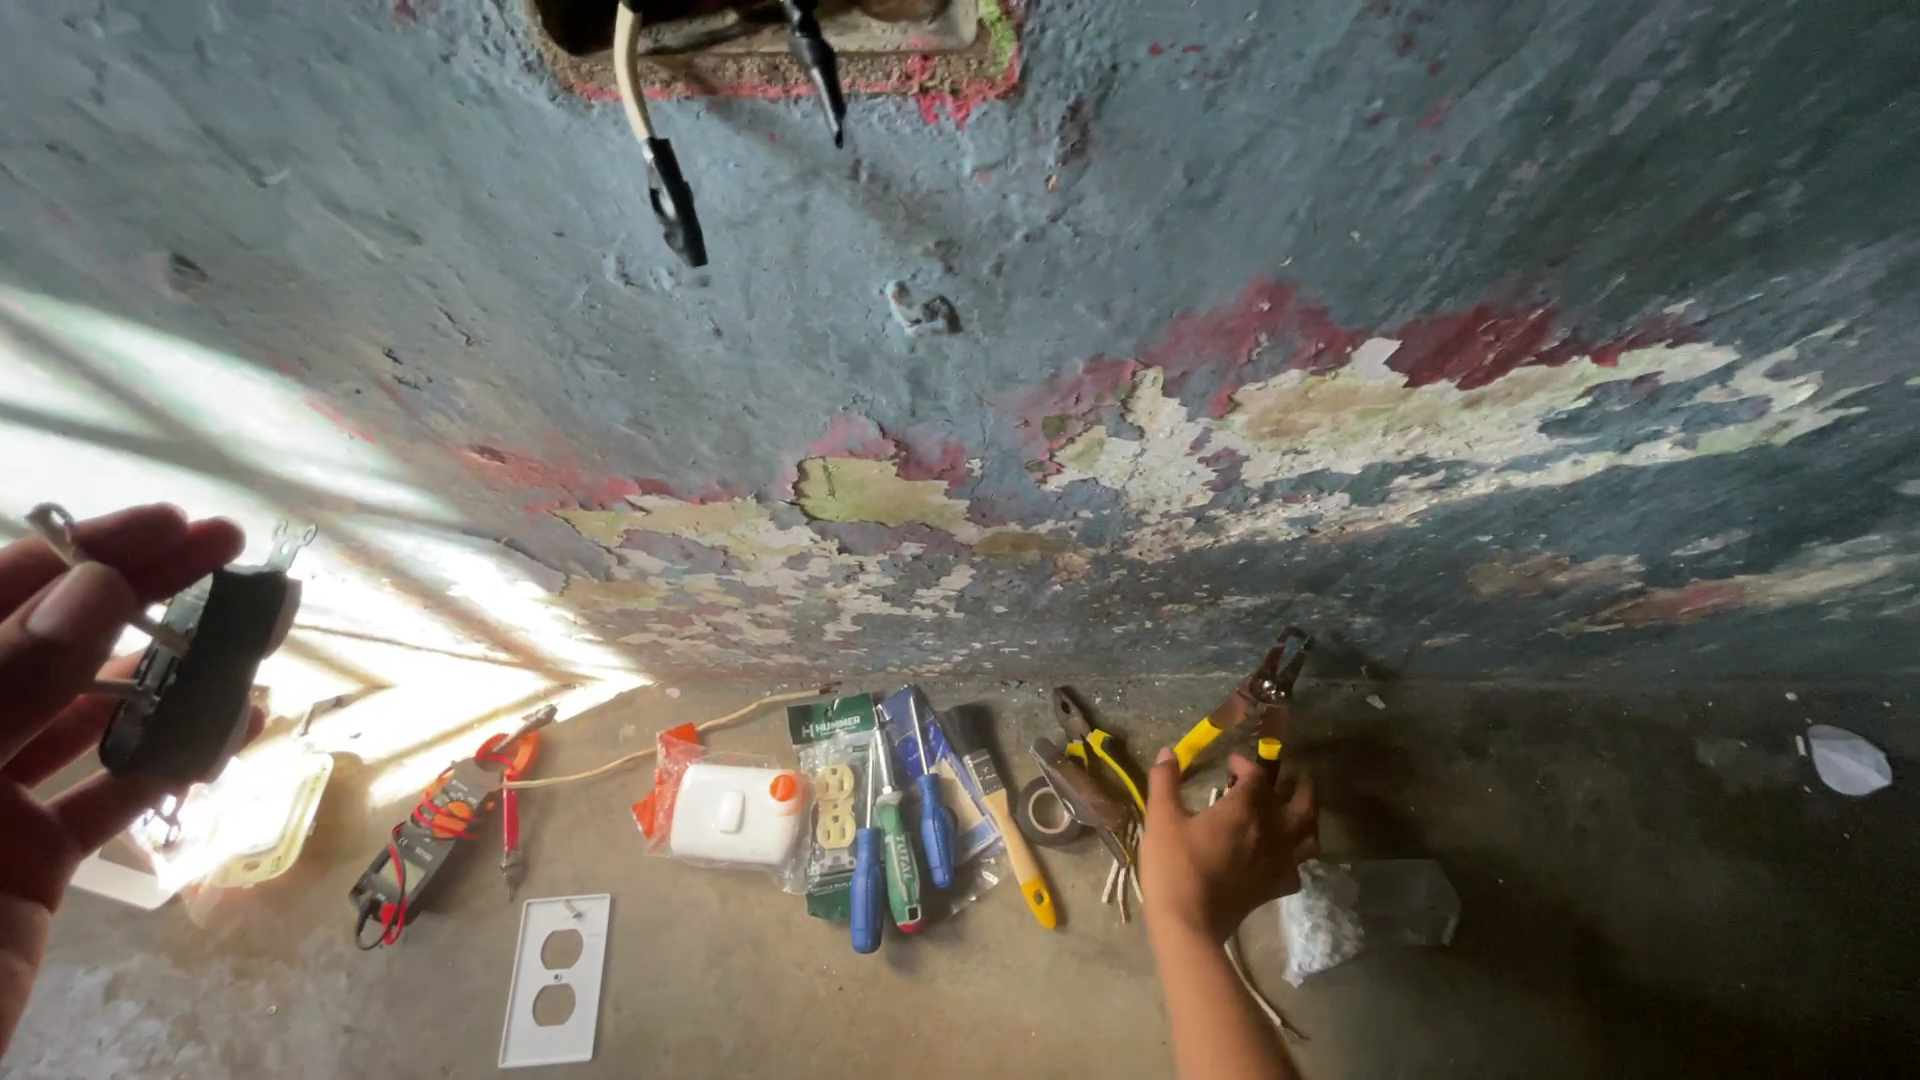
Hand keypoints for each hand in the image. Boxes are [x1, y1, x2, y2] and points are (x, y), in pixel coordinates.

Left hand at [0, 504, 244, 1054]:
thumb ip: (4, 681)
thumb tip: (97, 586)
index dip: (77, 554)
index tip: (173, 525)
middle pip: (48, 646)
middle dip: (141, 594)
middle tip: (229, 550)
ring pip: (90, 715)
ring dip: (175, 675)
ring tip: (253, 638)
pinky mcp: (25, 859)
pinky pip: (116, 791)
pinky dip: (182, 755)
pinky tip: (241, 721)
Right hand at [1140, 749, 1318, 943]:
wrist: (1187, 922)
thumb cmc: (1174, 865)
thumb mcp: (1161, 817)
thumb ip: (1165, 781)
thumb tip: (1169, 752)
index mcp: (1243, 811)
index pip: (1256, 776)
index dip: (1245, 763)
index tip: (1230, 762)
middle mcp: (1269, 833)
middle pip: (1301, 804)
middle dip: (1300, 785)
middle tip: (1292, 776)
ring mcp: (1277, 862)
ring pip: (1309, 835)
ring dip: (1309, 817)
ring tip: (1298, 808)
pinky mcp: (1275, 887)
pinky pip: (1298, 867)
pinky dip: (1296, 853)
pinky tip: (1282, 851)